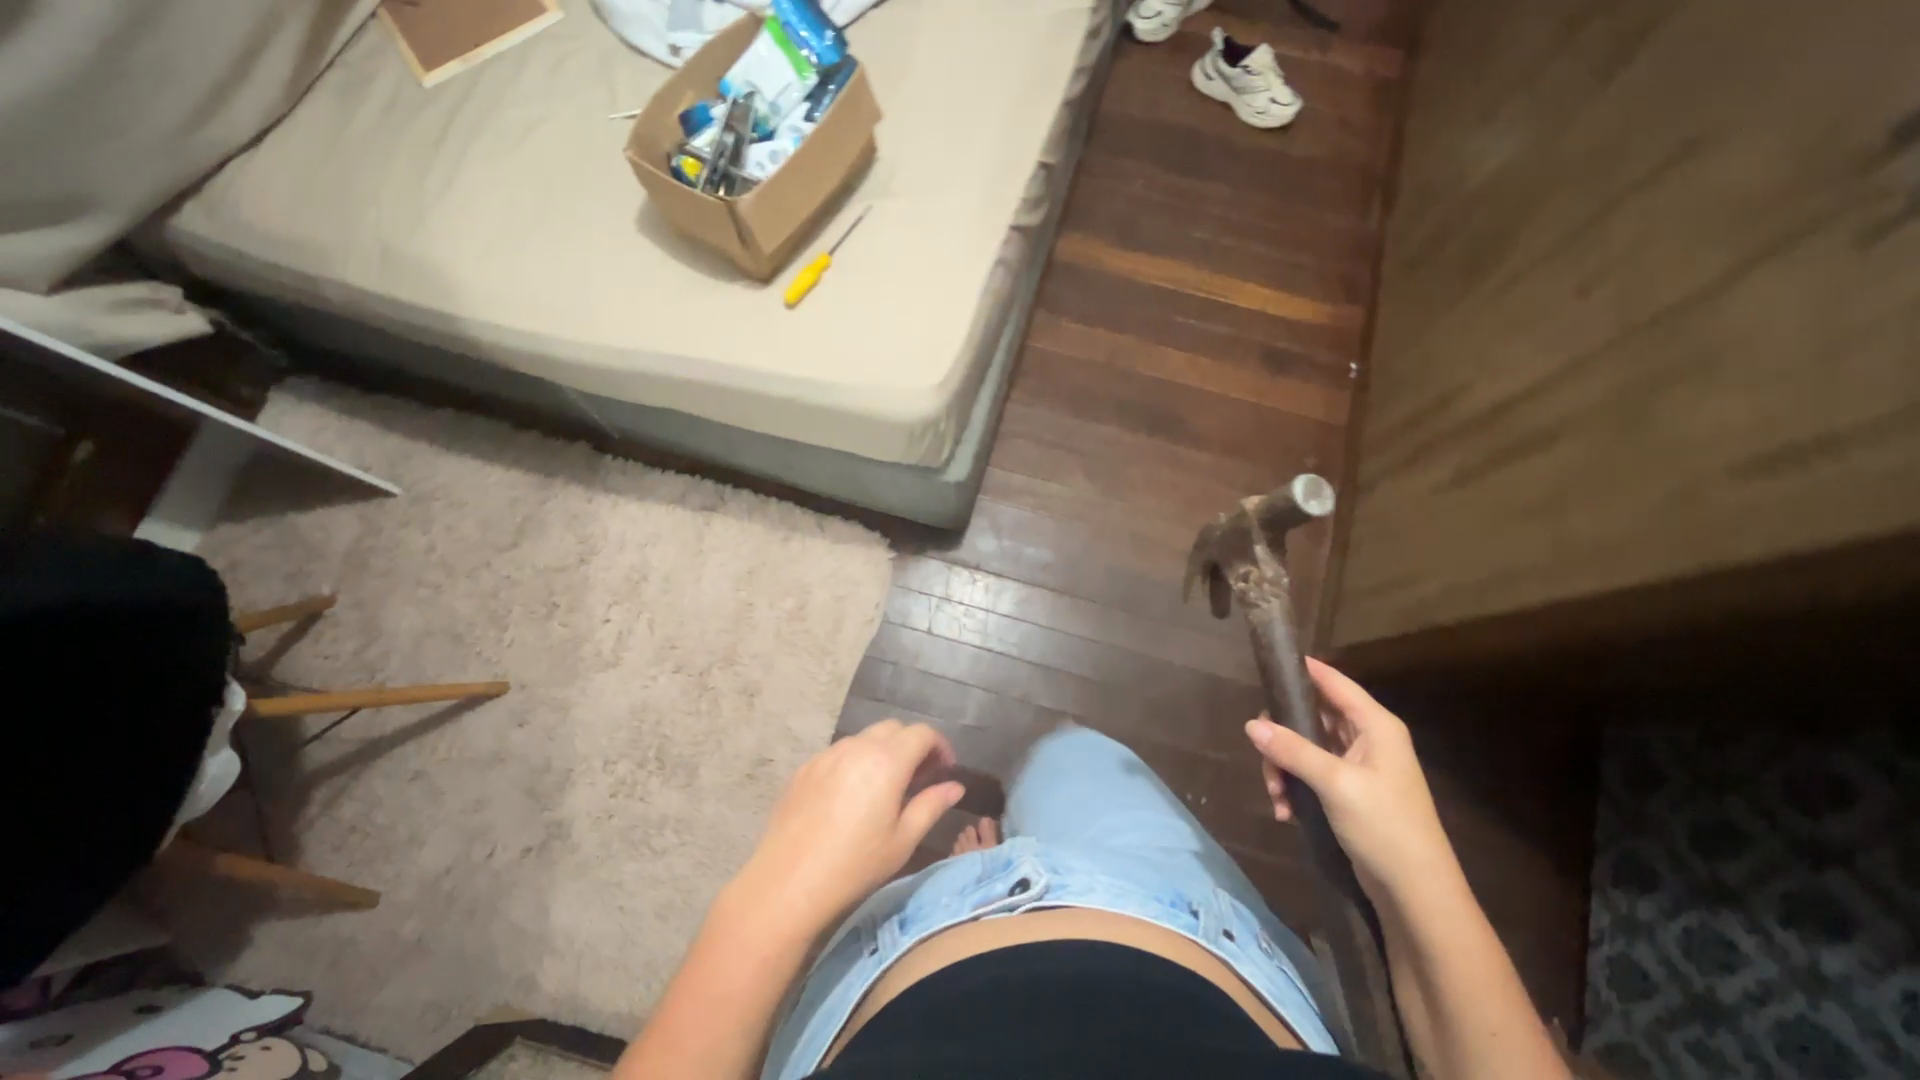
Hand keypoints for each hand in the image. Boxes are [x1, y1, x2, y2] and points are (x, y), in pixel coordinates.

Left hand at [733, 721, 964, 930]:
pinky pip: (838, 753)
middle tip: (919, 778)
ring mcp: (826, 755)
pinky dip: (855, 762)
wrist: (789, 880)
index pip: (922, 733)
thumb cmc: (855, 864)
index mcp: (886, 761)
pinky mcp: (805, 768)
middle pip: (893, 728)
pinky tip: (850, 797)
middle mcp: (856, 747)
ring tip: (885, 788)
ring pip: (864, 739)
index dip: (940, 746)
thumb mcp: (903, 839)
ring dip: (883, 752)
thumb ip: (931, 805)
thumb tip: (955, 786)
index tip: (944, 771)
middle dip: (912, 745)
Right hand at [1244, 658, 1457, 901]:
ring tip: (1277, 798)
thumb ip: (1293, 750)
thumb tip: (1252, 724)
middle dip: (1282, 737)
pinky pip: (1311, 774)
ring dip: (1284, 769)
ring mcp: (1358, 766)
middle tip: (1264, 760)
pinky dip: (1295, 788)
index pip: (1335, 682)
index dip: (1305, 670)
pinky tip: (1286, 812)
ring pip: (1306, 748)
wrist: (1415, 888)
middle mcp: (1368, 739)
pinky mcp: (1349, 792)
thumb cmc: (1384, 825)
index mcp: (1375, 726)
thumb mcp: (1335, 783)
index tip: (1270, 664)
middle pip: (1312, 717)